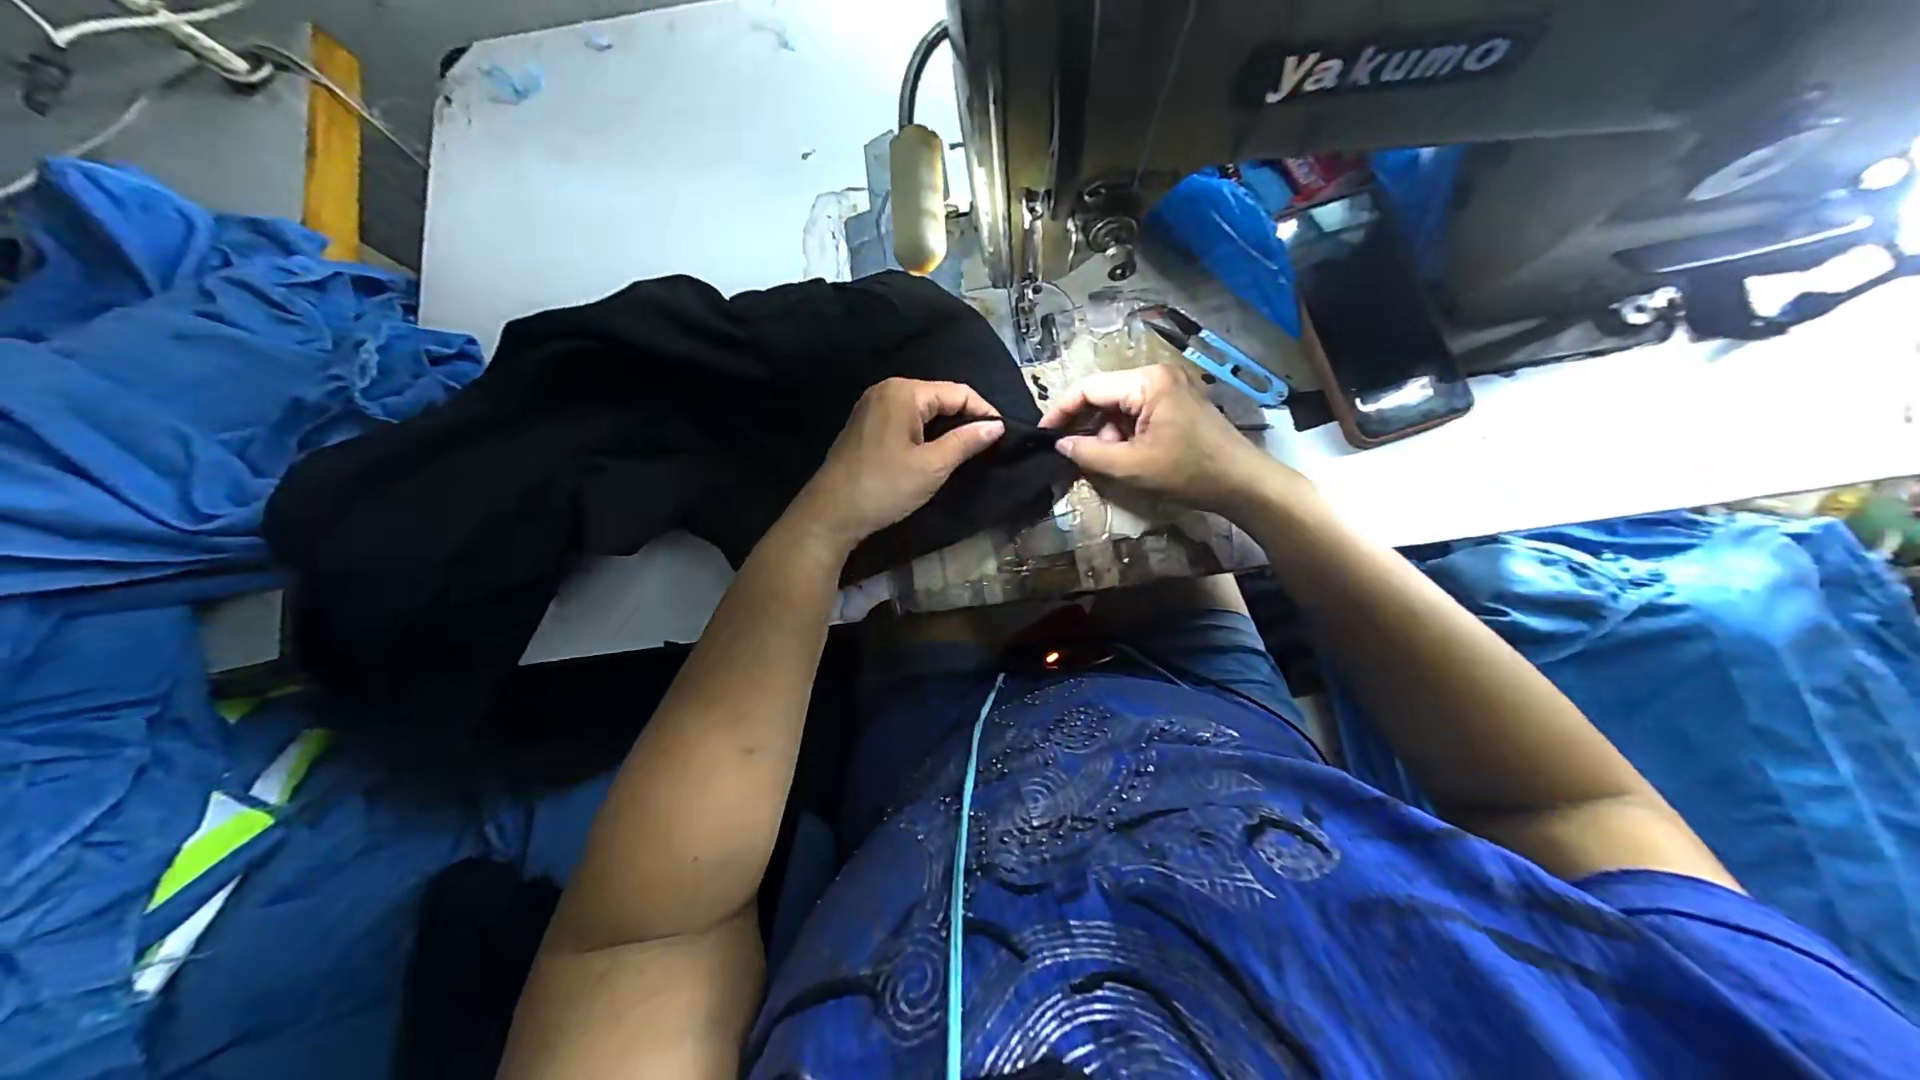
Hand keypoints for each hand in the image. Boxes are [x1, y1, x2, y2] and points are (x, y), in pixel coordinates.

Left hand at [787, 377, 1004, 551]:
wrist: (830, 514)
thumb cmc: (883, 488)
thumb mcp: (932, 466)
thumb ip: (966, 441)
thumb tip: (996, 426)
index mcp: (904, 392)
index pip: (958, 392)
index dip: (984, 412)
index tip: (1004, 435)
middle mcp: (887, 390)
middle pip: (940, 397)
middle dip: (966, 418)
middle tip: (989, 445)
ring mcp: (873, 406)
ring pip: (923, 409)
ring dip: (946, 427)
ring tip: (968, 450)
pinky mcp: (866, 424)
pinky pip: (906, 419)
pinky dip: (925, 432)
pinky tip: (936, 451)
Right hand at [1039, 363, 1307, 517]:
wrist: (1242, 482)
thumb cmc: (1188, 471)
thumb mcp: (1132, 466)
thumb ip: (1089, 453)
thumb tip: (1060, 444)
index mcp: (1147, 381)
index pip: (1090, 388)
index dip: (1061, 410)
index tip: (1042, 434)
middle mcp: (1156, 375)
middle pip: (1104, 395)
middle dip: (1085, 424)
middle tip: (1068, 451)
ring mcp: (1168, 388)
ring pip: (1118, 406)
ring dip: (1105, 433)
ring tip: (1102, 460)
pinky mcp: (1175, 403)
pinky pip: (1135, 413)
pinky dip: (1122, 434)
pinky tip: (1121, 456)